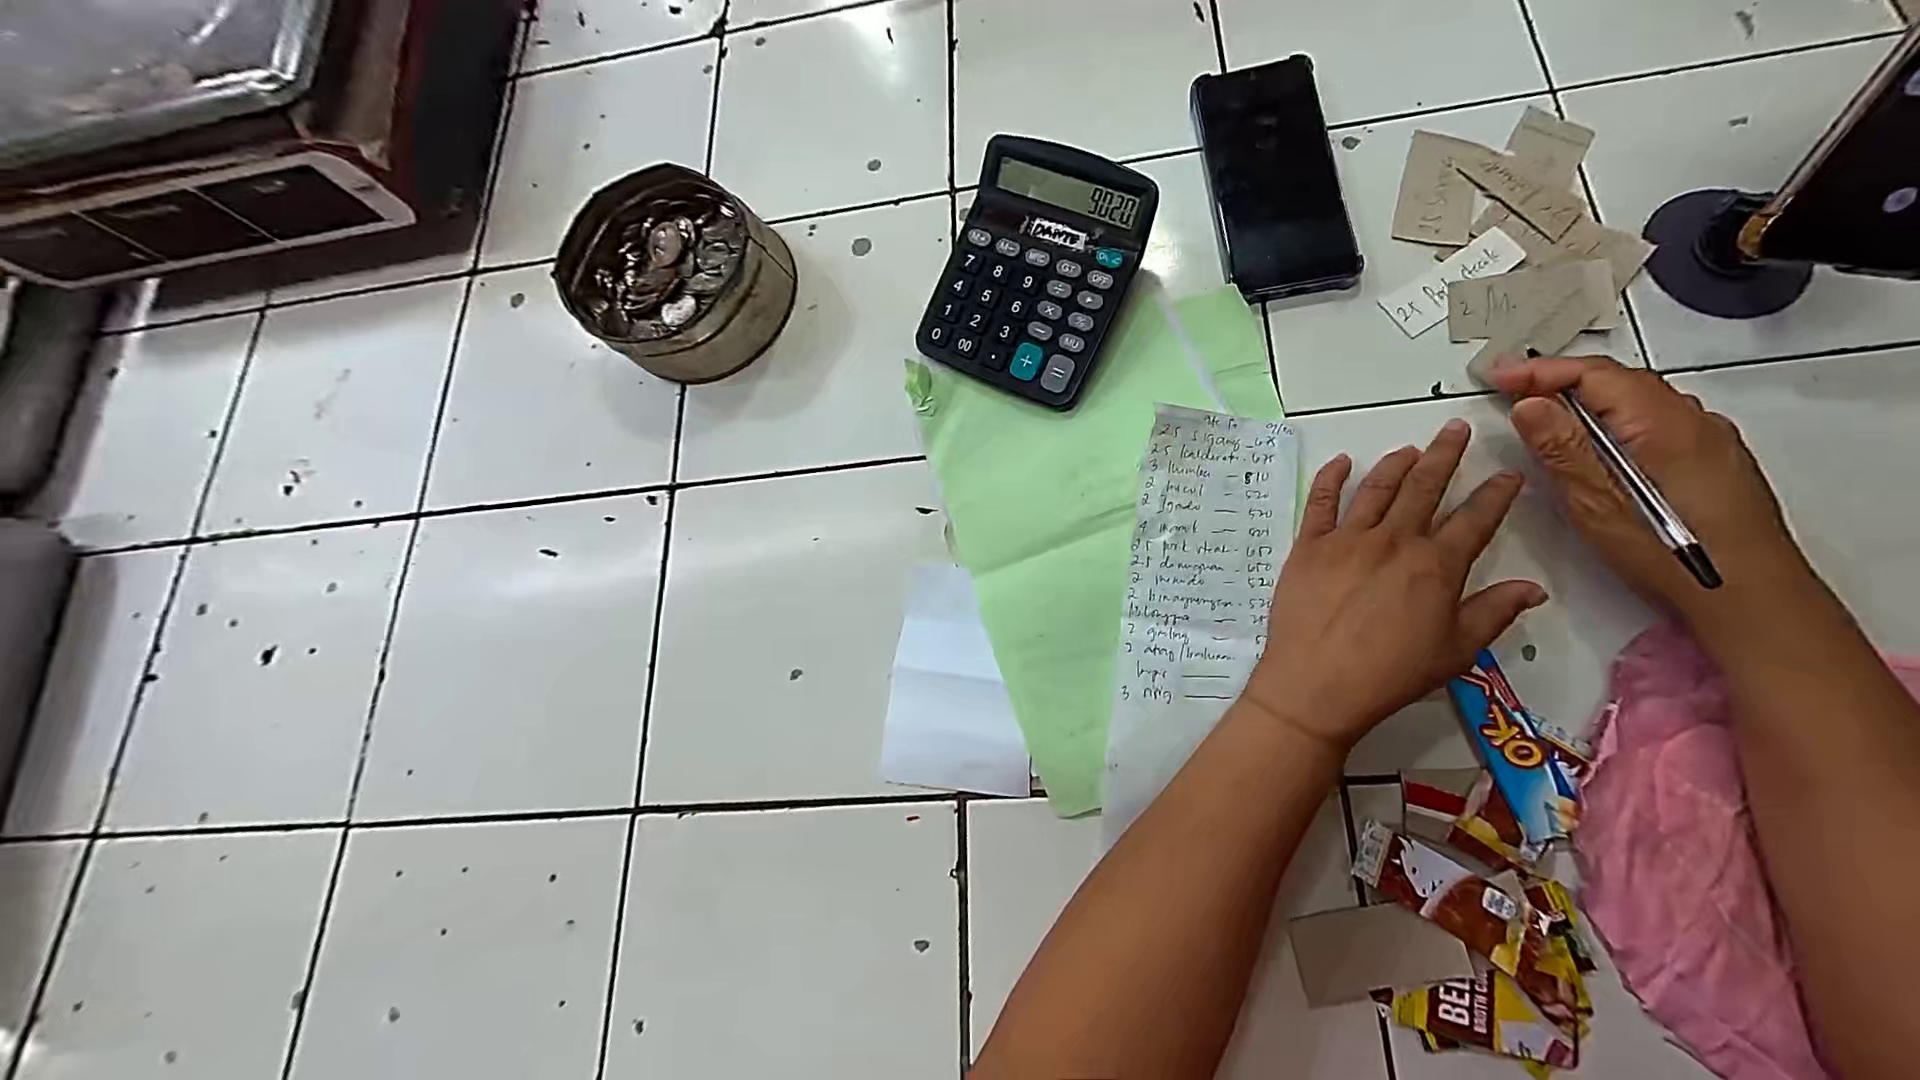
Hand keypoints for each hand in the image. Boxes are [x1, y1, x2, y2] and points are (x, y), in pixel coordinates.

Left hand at [1242, 419, 1546, 752]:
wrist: (1317, 680)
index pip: (1475, 519)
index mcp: (1436, 565)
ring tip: (1410, 448)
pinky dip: (1330, 479)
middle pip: (1425, 488)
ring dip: (1396, 464)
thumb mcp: (1456, 650)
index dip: (1495, 494)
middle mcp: (1394, 542)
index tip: (1506, 474)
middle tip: (1456, 429)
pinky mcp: (1308, 547)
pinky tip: (1340, 462)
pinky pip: (1319, 503)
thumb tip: (1532, 588)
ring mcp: (1347, 540)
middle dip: (1445, 456)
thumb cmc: (1390, 672)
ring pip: (1377, 489)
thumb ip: (1493, 613)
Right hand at [1487, 354, 1808, 619]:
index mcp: (1663, 426)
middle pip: (1617, 380)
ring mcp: (1705, 439)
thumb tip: (1531, 405)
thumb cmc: (1672, 555)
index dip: (1540, 370)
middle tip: (1509, 386)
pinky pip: (1651, 418)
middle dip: (1558, 377)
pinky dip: (1608, 415)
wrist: (1747, 594)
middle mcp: (1692, 422)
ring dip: (1582, 395)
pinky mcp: (1706, 458)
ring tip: (1539, 408)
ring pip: (1635, 398)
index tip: (1499, 376)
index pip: (1594, 375)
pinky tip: (1587, 437)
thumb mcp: (1597, 503)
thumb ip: (1562, 449)